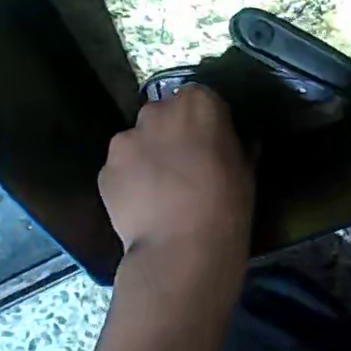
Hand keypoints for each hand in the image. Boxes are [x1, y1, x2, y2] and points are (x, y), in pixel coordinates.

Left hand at [99, 85, 253, 267]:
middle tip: (184, 168)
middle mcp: (156, 112)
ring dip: (147, 157)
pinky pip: (121, 170)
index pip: (201, 99)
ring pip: (137, 141)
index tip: (211, 147)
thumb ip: (236, 147)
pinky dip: (129, 182)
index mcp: (199, 104)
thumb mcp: (246, 173)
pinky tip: (143, 207)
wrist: (182, 250)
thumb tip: (235, 143)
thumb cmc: (227, 208)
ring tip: (159, 192)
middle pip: (163, 115)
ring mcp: (125, 140)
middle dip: (171, 134)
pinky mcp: (105, 169)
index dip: (206, 123)